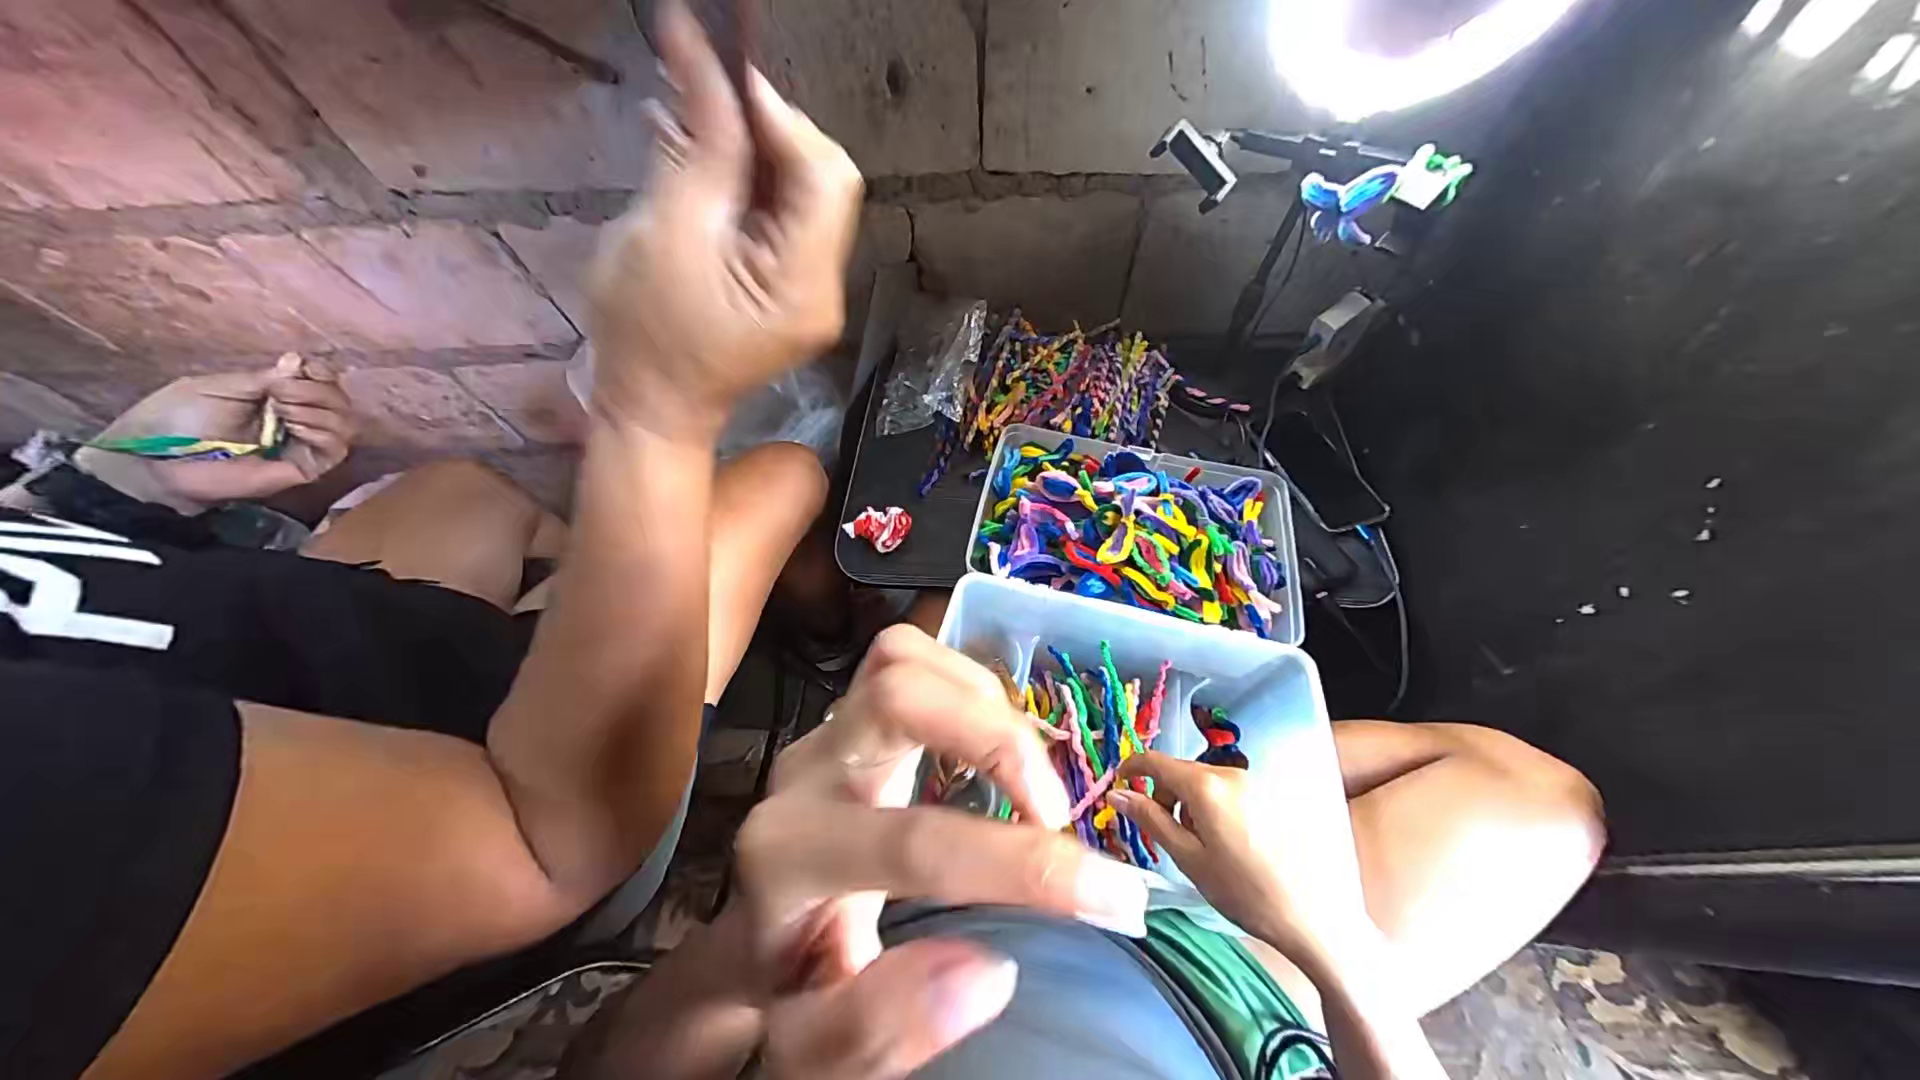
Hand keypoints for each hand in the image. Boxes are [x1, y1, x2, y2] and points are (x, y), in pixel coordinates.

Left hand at [72, 354, 352, 514]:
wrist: (158, 461)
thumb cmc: (178, 419)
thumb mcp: (219, 388)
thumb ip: (263, 379)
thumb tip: (300, 361)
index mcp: (279, 398)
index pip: (323, 382)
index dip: (321, 373)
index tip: (303, 368)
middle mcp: (301, 420)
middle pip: (340, 400)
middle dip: (316, 392)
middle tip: (280, 395)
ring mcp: (307, 446)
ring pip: (345, 424)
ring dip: (319, 413)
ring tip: (282, 413)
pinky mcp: (310, 468)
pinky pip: (338, 448)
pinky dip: (323, 434)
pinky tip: (295, 430)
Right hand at [585, 0, 861, 439]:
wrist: (655, 408)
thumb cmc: (647, 332)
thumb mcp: (669, 229)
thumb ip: (705, 144)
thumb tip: (705, 54)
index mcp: (805, 285)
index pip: (826, 176)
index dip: (781, 117)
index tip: (720, 78)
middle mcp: (826, 291)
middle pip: (824, 184)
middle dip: (770, 131)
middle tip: (705, 99)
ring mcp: (813, 296)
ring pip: (804, 200)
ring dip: (755, 154)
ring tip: (695, 123)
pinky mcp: (793, 295)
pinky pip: (785, 226)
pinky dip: (751, 187)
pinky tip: (707, 162)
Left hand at [733, 625, 1147, 1077]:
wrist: (751, 929)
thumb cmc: (790, 981)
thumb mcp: (813, 1039)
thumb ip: (881, 1024)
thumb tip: (993, 971)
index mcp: (789, 859)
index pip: (917, 843)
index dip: (1025, 867)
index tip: (1115, 898)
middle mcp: (804, 773)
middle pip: (898, 697)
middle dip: (1000, 741)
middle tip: (1058, 810)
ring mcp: (826, 730)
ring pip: (902, 661)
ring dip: (983, 704)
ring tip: (1025, 772)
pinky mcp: (847, 710)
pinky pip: (903, 655)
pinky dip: (962, 680)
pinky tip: (990, 733)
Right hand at [1112, 753, 1371, 975]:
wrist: (1312, 917)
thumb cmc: (1242, 890)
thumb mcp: (1187, 857)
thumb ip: (1150, 818)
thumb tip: (1116, 793)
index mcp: (1205, 785)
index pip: (1155, 760)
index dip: (1131, 767)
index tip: (1118, 783)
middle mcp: (1229, 772)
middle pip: (1180, 771)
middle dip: (1162, 793)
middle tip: (1161, 831)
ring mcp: (1253, 781)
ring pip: (1203, 781)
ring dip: (1188, 802)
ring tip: (1197, 843)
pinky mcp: (1269, 794)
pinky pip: (1226, 789)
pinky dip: (1211, 805)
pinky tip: (1223, 841)